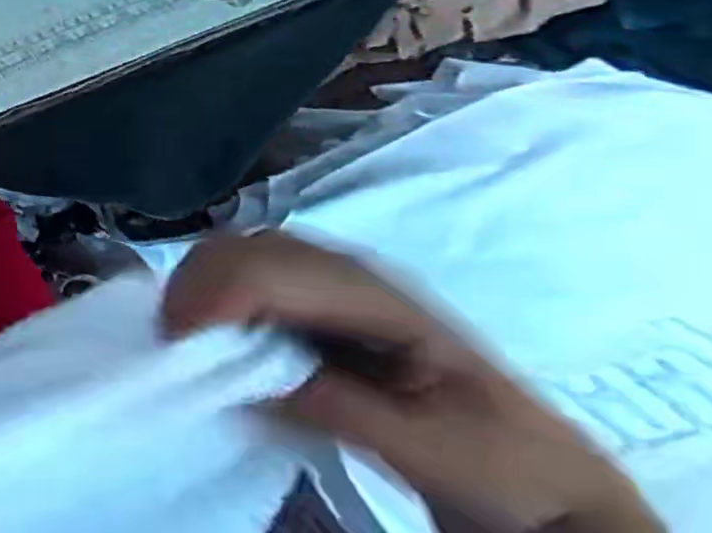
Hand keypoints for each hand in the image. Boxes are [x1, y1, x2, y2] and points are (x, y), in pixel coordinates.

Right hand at [161, 233, 662, 532]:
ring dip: (197, 285)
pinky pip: (240, 269)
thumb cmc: (493, 456)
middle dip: (193, 286)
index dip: (212, 297)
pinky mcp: (310, 291)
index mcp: (376, 294)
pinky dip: (211, 291)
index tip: (176, 342)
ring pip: (233, 250)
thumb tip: (239, 380)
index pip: (269, 269)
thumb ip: (336, 406)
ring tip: (186, 336)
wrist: (538, 463)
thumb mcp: (428, 446)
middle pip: (240, 247)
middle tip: (173, 342)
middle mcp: (342, 267)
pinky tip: (212, 329)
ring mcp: (325, 274)